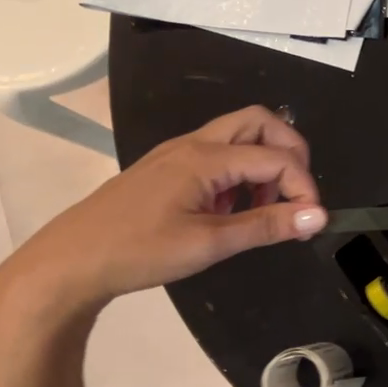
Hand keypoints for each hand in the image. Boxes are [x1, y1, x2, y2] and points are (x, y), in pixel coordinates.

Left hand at [0, 106, 327, 311]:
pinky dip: (241, 172)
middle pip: (260, 122)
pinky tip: (233, 210)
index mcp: (205, 158)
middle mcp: (194, 145)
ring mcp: (177, 154)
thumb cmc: (139, 251)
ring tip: (266, 207)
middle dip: (291, 152)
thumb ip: (268, 226)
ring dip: (266, 162)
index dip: (304, 186)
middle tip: (297, 192)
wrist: (68, 264)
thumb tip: (320, 216)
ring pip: (239, 135)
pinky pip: (219, 153)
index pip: (277, 158)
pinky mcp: (167, 169)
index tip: (311, 221)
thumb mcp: (210, 243)